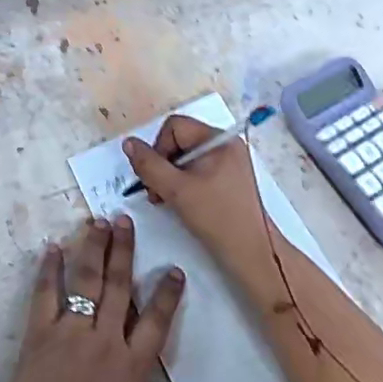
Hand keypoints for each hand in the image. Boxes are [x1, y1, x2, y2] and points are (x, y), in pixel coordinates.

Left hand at [0, 218, 214, 381]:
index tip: (175, 268)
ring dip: (92, 249)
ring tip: (97, 220)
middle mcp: (102, 342)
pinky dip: (48, 270)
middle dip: (123, 252)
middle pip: (118, 289)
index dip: (167, 296)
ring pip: (85, 283)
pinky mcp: (38, 336)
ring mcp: (68, 334)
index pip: (155, 324)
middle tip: (126, 218)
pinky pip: (45, 296)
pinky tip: (52, 248)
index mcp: (129, 370)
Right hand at [123, 117, 271, 275]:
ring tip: (166, 199)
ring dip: (170, 175)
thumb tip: (129, 143)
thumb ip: (149, 165)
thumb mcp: (176, 190)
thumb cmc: (216, 218)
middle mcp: (226, 144)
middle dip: (162, 164)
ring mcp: (230, 161)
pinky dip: (184, 182)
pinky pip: (198, 169)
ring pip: (186, 157)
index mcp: (218, 139)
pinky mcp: (229, 178)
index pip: (175, 126)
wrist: (253, 254)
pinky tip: (181, 202)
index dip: (158, 148)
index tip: (156, 178)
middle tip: (157, 192)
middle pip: (180, 140)